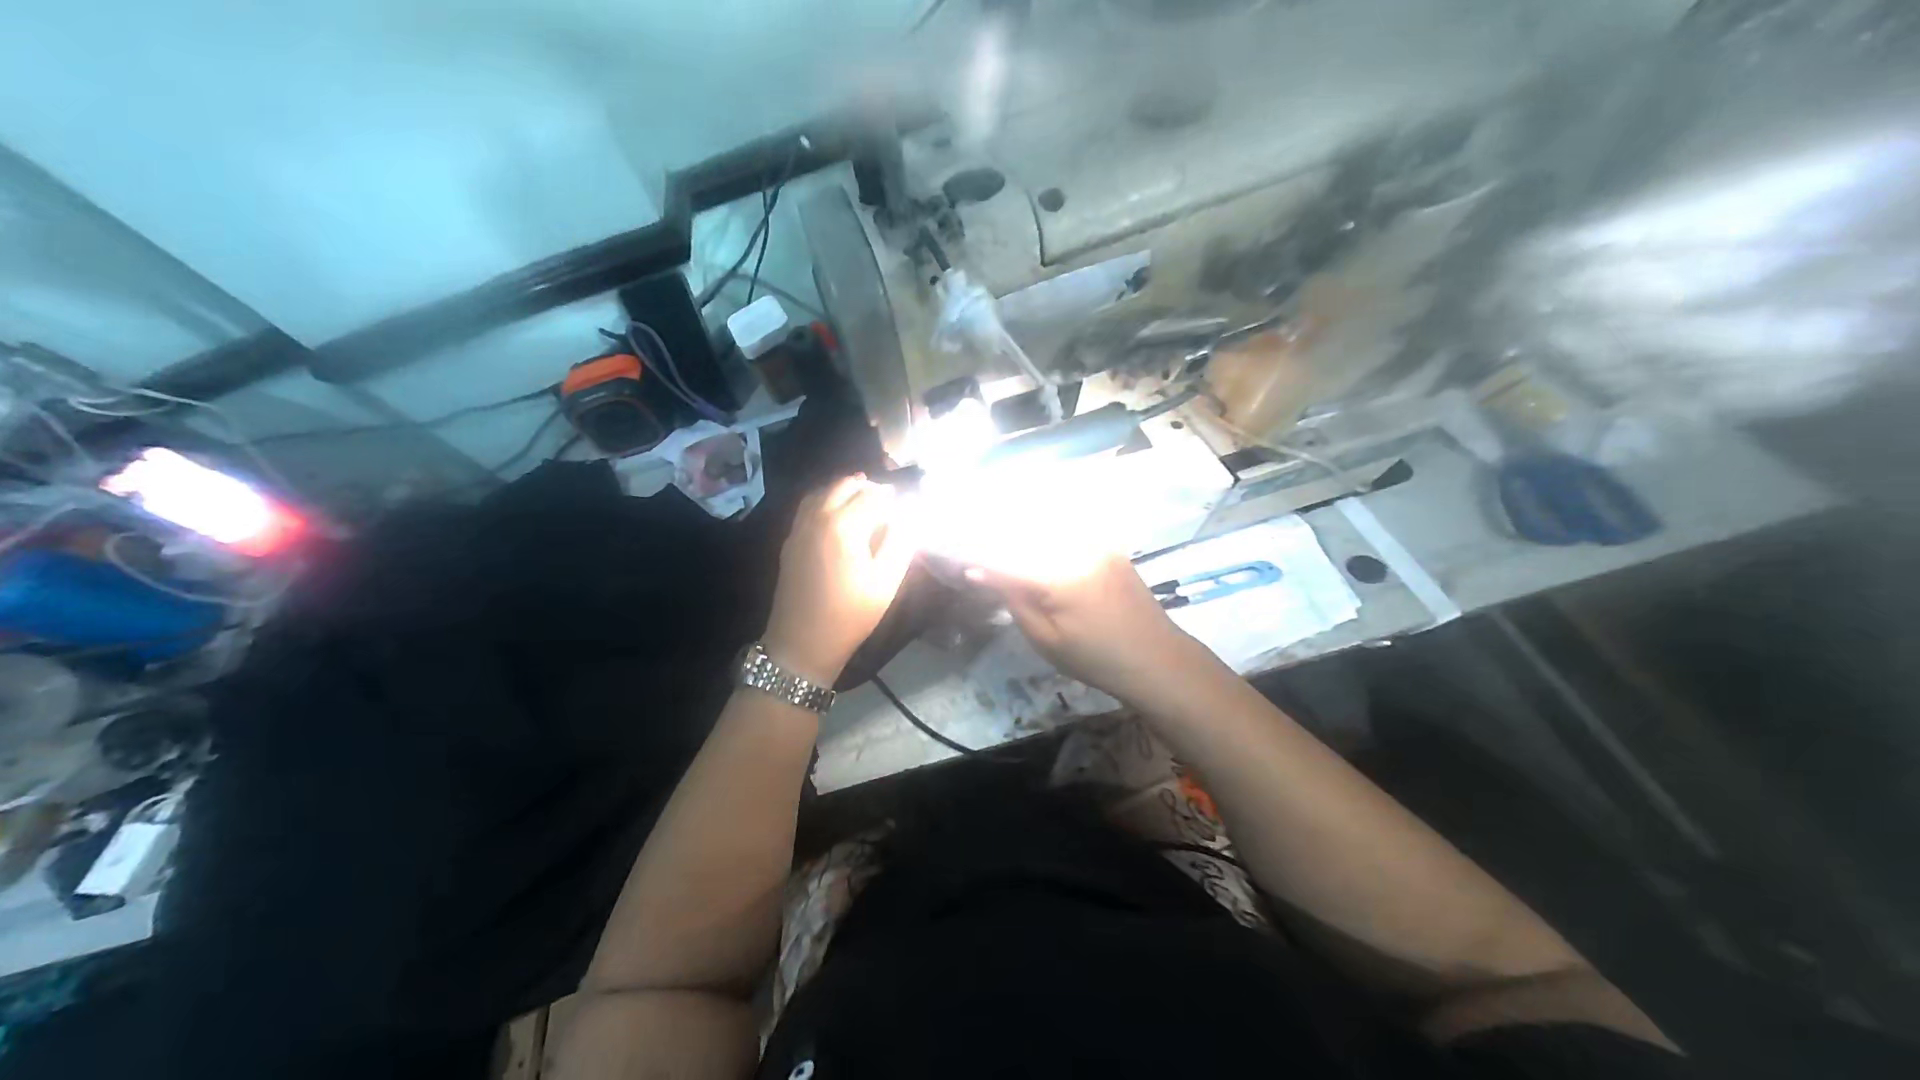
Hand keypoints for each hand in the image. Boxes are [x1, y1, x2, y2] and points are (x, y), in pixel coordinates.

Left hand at [763, 476, 916, 684]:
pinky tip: (841, 518)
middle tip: (889, 505)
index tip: (907, 510)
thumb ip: (901, 542)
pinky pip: (810, 505)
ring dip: (847, 490)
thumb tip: (908, 516)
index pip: (874, 495)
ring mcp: (800, 527)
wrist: (802, 643)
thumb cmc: (850, 615)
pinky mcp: (791, 540)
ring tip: (866, 505)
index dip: (894, 499)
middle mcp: (818, 517)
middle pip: (846, 485)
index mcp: (843, 525)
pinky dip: (828, 500)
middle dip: (870, 488)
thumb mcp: (886, 581)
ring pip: (824, 491)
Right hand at [972, 554, 1203, 706]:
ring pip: (1048, 528)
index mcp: (1060, 573)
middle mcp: (1078, 547)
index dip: (978, 558)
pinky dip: (1047, 534)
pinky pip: (1070, 532)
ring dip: (1021, 532)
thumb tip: (979, 572)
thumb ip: (1012, 599)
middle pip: (1026, 533)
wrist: (1157, 660)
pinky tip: (1034, 543)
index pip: (1006, 558)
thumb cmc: (1096, 658)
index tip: (957, 559)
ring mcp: (1097, 544)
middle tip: (973, 544)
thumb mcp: (1045, 639)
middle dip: (997, 537)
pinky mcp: (1109, 547)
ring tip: (997, 539)